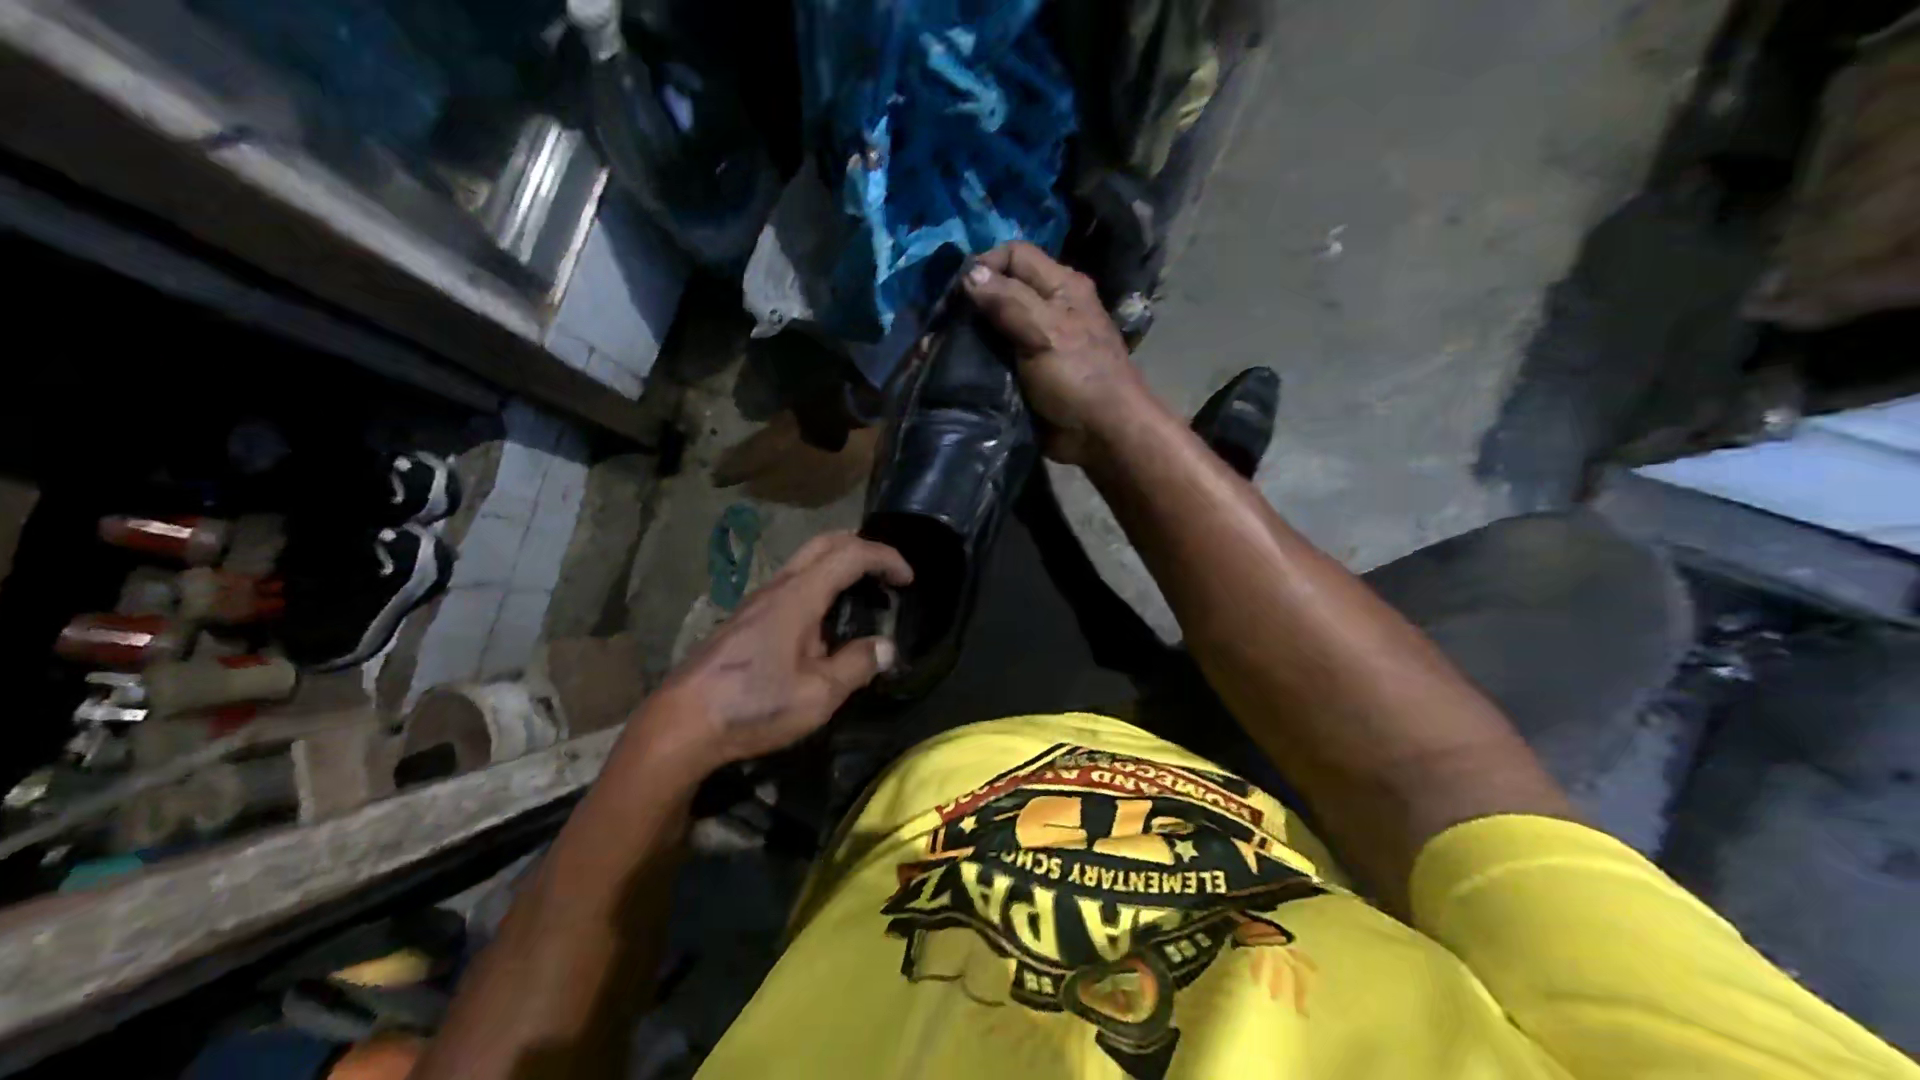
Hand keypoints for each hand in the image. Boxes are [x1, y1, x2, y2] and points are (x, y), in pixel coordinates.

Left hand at [633, 532, 912, 772]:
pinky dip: (819, 583)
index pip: (851, 555)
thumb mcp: (818, 695)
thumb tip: (886, 647)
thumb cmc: (754, 706)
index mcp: (799, 596)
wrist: (682, 723)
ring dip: (839, 565)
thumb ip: (857, 665)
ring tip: (862, 596)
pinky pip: (792, 582)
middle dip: (863, 547)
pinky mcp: (745, 618)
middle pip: (825, 542)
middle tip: (887, 574)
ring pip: (805, 561)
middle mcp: (778, 587)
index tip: (908, 580)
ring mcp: (757, 601)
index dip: (886, 558)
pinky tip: (823, 623)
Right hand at [962, 242, 1153, 464]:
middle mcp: (1049, 307)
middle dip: (974, 300)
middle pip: (1003, 287)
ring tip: (943, 344)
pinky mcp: (1028, 371)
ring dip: (972, 332)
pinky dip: (979, 357)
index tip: (957, 292)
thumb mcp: (1044, 332)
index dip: (985, 264)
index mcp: (1061, 286)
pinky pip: (997, 354)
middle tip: (944, 321)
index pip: (1015, 254)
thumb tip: (969, 274)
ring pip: (996, 323)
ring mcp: (1038, 340)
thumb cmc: (1079, 377)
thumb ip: (1008, 301)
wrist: (1101, 434)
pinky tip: (958, 364)